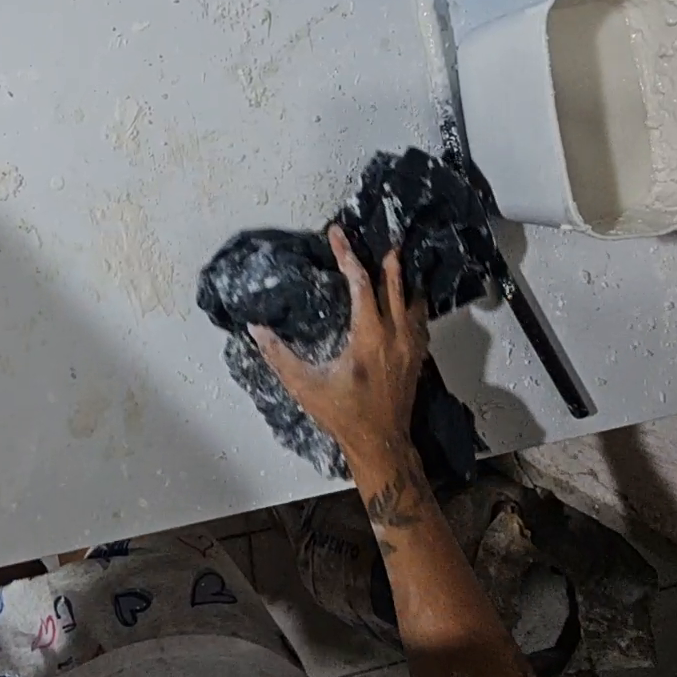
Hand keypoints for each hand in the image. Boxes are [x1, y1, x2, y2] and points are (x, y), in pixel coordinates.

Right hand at [249, 225, 428, 470]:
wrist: (380, 443)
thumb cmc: (342, 414)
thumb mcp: (304, 385)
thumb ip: (278, 355)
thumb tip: (255, 328)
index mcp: (369, 336)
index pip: (360, 285)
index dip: (347, 256)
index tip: (337, 234)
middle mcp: (395, 335)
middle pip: (394, 285)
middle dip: (385, 259)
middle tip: (382, 236)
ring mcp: (411, 346)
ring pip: (412, 301)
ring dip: (403, 278)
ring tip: (397, 259)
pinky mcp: (417, 357)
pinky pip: (420, 319)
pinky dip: (414, 302)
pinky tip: (409, 298)